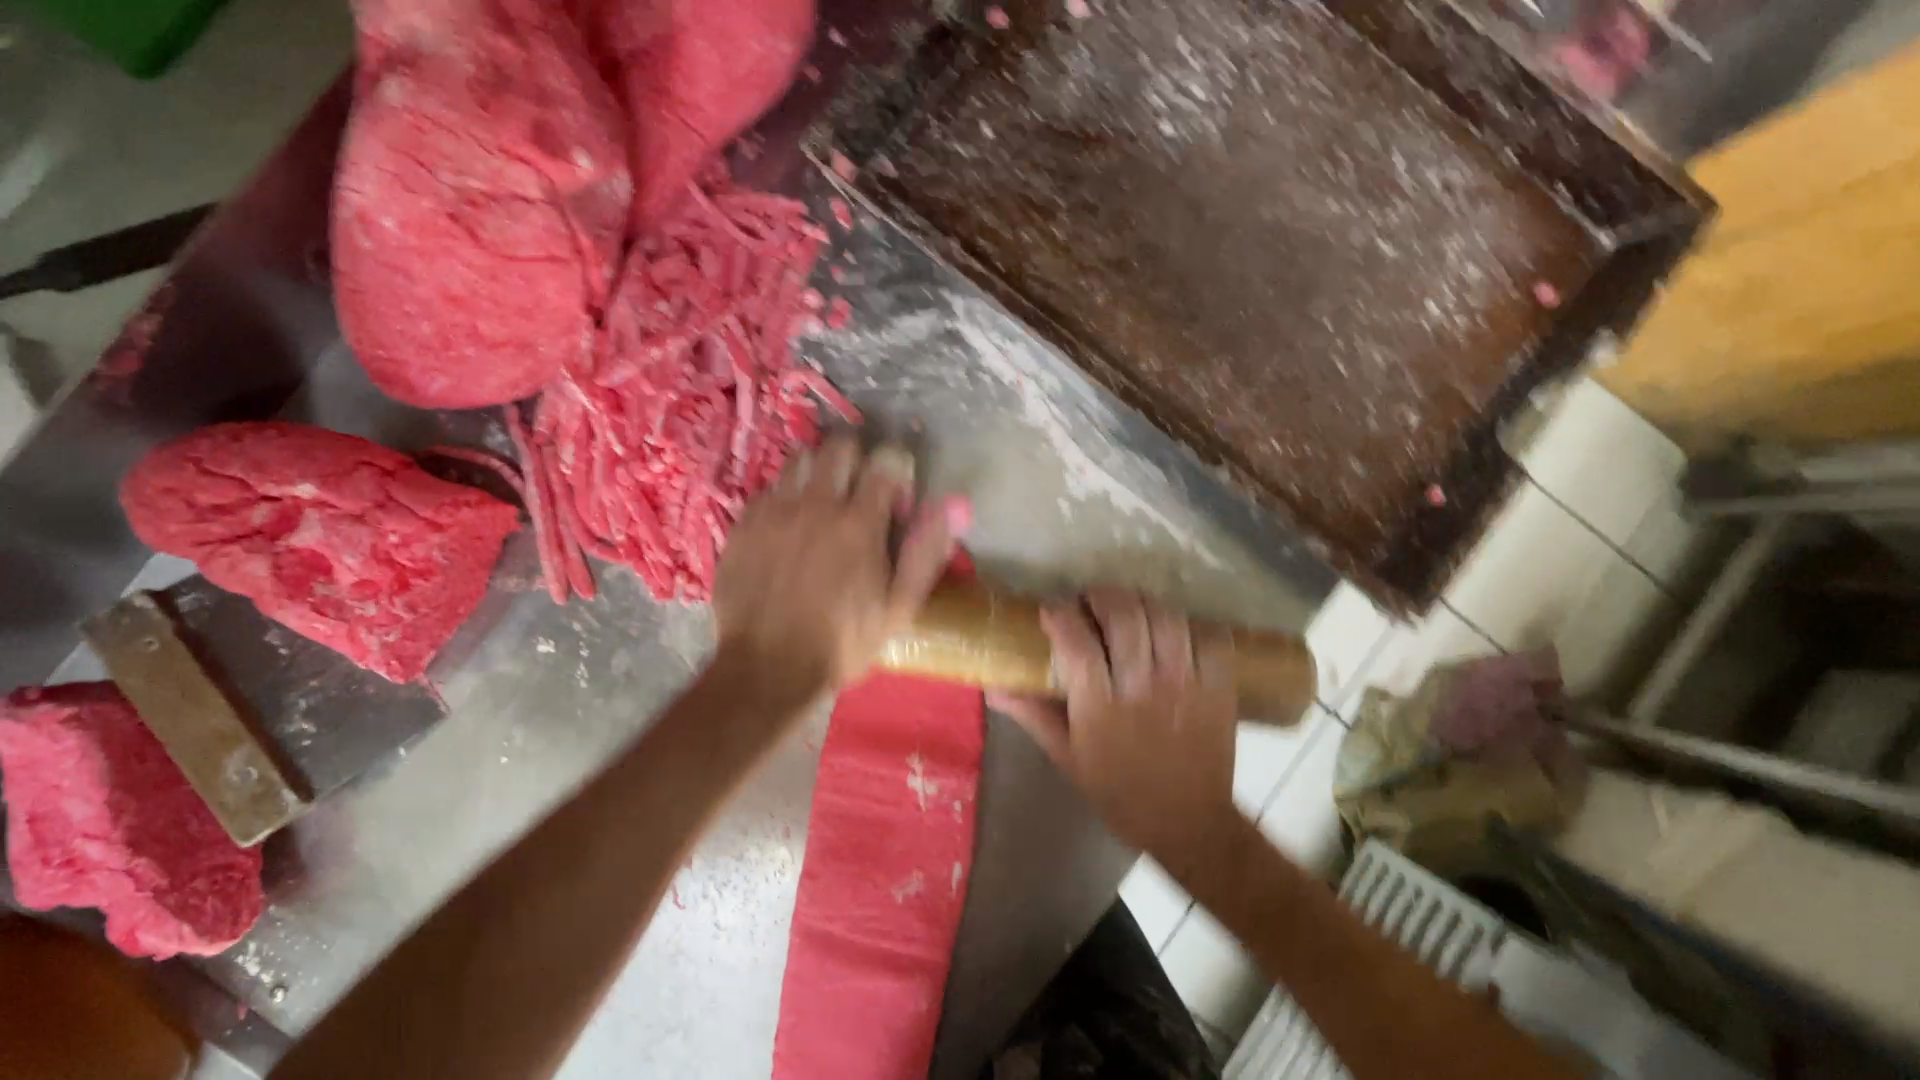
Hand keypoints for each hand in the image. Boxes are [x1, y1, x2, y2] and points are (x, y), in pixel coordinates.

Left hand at [713, 434, 968, 703]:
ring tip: (822, 502)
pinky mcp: (744, 524)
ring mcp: (775, 511)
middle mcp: (816, 504)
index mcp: (859, 523)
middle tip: (859, 491)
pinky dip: (785, 496)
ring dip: (818, 471)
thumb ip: (926, 553)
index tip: (896, 498)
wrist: (766, 669)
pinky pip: (769, 488)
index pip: (886, 461)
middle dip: (857, 459)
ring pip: (800, 459)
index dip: (896, 470)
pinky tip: (788, 525)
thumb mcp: (898, 609)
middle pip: (839, 447)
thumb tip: (954, 506)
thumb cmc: (841, 643)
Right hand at [990, 590, 1242, 860]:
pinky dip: (1191, 624)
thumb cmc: (1118, 791)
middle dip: (1101, 596)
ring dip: (1142, 603)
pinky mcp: (1219, 686)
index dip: (1060, 614)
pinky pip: (1210, 635)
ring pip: (1166, 617)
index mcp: (1101, 706)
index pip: (1076, 641)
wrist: (1187, 822)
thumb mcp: (1066, 756)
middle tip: (1090, 601)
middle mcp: (1143, 686)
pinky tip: (1174, 631)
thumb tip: (993, 686)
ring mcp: (1186, 683)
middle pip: (1124, 616)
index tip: (1052, 610)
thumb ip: (1032, 714)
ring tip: (1130, 610)